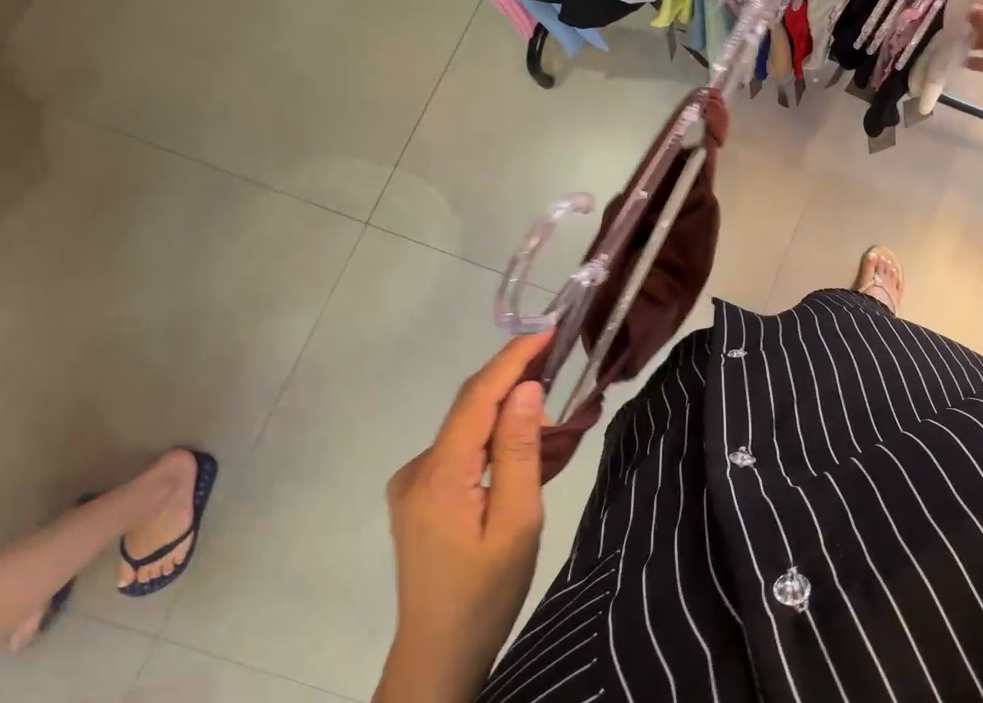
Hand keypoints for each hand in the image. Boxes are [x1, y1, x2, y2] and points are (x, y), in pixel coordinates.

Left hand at [375, 332, 550, 702]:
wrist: (438, 654)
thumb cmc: (486, 592)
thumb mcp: (517, 521)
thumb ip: (519, 452)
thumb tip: (526, 390)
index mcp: (439, 474)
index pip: (478, 396)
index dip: (513, 358)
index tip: (550, 328)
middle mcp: (417, 469)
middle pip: (471, 408)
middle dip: (518, 384)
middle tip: (568, 374)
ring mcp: (415, 484)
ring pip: (472, 431)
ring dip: (514, 423)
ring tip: (560, 436)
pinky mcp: (421, 498)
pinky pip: (466, 454)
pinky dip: (501, 448)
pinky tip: (532, 462)